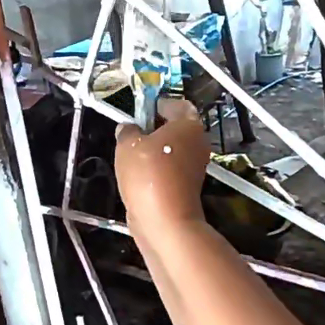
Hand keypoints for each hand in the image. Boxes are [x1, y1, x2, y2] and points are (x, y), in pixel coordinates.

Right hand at [115, 98, 210, 237]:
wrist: (164, 220)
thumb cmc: (148, 174)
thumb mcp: (127, 144)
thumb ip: (127, 130)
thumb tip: (128, 128)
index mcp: (189, 125)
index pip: (177, 104)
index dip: (157, 104)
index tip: (138, 112)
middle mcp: (198, 142)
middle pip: (175, 127)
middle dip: (153, 129)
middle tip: (131, 133)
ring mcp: (195, 165)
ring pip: (171, 149)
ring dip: (153, 150)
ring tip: (130, 156)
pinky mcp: (187, 184)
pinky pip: (170, 167)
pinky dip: (156, 168)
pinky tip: (138, 175)